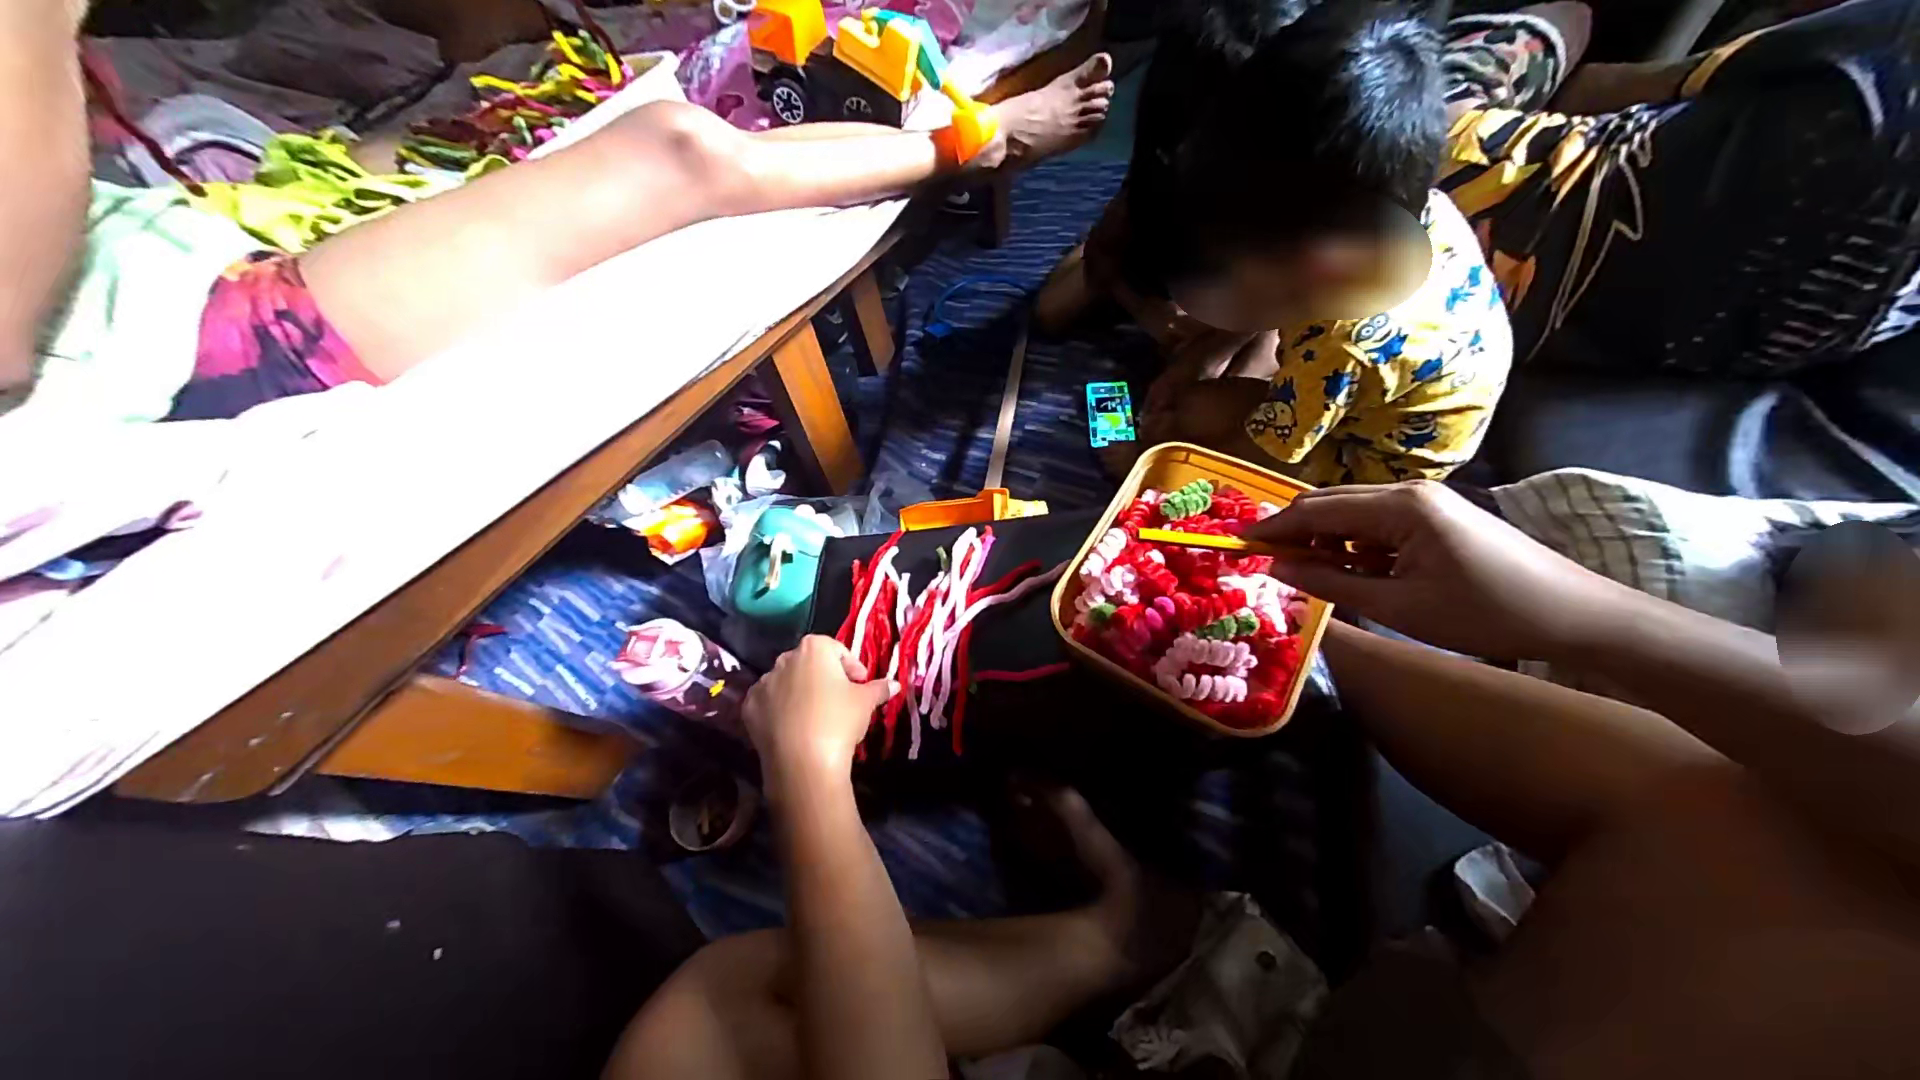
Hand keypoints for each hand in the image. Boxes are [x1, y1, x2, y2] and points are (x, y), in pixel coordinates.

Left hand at [744, 636, 895, 777]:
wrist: (802, 763)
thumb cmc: (838, 721)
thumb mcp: (866, 703)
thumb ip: (879, 688)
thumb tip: (894, 684)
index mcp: (813, 649)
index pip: (836, 649)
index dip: (851, 666)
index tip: (861, 684)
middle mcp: (784, 659)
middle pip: (809, 663)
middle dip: (824, 677)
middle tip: (840, 699)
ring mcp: (764, 683)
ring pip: (787, 682)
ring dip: (800, 692)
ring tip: (816, 716)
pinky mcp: (749, 707)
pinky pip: (769, 702)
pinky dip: (780, 709)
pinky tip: (793, 727)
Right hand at [1248, 480, 1634, 660]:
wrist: (1578, 616)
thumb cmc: (1485, 613)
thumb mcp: (1397, 605)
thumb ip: (1329, 581)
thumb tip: (1277, 565)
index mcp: (1400, 506)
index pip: (1316, 509)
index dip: (1273, 527)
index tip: (1237, 544)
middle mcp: (1409, 491)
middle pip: (1330, 502)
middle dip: (1293, 529)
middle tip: (1262, 557)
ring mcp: (1426, 501)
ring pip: (1352, 511)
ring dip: (1323, 537)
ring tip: (1306, 570)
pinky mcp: (1437, 516)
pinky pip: (1376, 522)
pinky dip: (1352, 543)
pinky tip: (1349, 568)